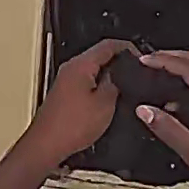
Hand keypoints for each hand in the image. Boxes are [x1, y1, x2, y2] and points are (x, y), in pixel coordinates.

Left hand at [11, 39, 133, 175]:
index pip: (107, 45)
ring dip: (109, 74)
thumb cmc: (72, 125)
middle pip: (99, 55)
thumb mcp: (104, 103)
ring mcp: (66, 79)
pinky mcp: (65, 92)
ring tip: (127, 85)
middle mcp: (71, 68)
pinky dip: (99, 84)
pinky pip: (86, 80)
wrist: (47, 143)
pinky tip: (109, 97)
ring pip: (93, 68)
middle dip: (120, 61)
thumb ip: (115, 83)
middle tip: (137, 72)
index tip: (141, 57)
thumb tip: (122, 72)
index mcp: (80, 65)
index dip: (127, 48)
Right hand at [135, 51, 188, 188]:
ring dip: (181, 66)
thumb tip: (142, 109)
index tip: (143, 60)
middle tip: (148, 59)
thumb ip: (165, 127)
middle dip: (171, 56)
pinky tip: (176, 94)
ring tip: (159, 69)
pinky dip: (188, 80)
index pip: (188, 67)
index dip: (163, 60)